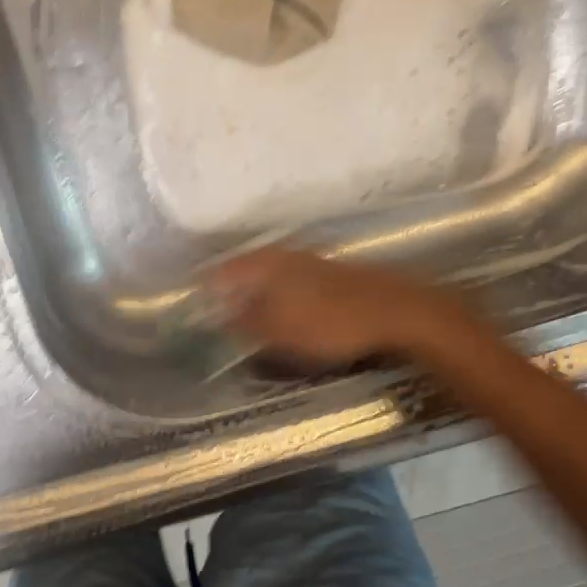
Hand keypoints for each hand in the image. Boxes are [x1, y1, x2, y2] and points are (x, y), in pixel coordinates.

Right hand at [207, 248, 462, 368]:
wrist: (397, 314)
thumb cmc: (330, 323)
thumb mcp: (277, 332)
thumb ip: (242, 323)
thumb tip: (215, 316)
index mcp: (264, 264)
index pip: (218, 271)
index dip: (201, 291)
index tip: (189, 311)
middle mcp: (283, 255)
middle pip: (243, 271)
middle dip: (227, 294)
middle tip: (213, 320)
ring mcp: (310, 261)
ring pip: (268, 277)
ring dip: (253, 298)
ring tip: (244, 323)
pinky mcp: (330, 275)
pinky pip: (290, 285)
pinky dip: (278, 300)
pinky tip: (282, 318)